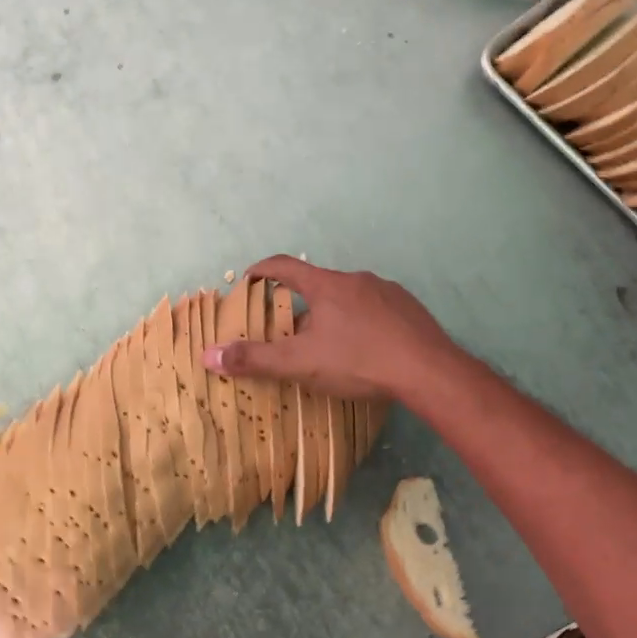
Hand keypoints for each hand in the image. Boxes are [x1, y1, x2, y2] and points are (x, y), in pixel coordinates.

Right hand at [200, 256, 462, 401]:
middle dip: (301, 304)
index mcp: (326, 286)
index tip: (250, 279)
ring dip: (333, 314)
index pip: (285, 267)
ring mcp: (386, 292)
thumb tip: (208, 355)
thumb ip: (254, 359)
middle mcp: (356, 279)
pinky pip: (376, 309)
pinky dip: (362, 322)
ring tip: (330, 344)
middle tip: (290, 331)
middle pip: (318, 285)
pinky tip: (366, 348)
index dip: (263, 271)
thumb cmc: (358, 361)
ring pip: (349, 297)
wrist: (428, 370)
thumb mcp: (300, 363)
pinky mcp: (409, 308)